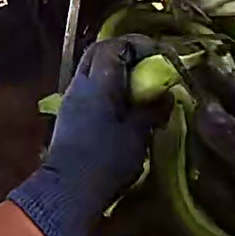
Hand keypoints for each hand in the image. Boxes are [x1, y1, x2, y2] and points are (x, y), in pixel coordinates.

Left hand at [9, 37, 158, 235]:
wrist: (68, 190)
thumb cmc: (105, 161)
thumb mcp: (137, 136)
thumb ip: (151, 110)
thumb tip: (166, 93)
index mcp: (98, 84)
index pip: (114, 47)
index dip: (138, 45)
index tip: (160, 55)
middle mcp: (80, 84)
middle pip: (99, 52)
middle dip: (124, 51)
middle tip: (148, 62)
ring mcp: (71, 98)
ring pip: (91, 68)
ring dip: (114, 68)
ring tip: (138, 82)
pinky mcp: (69, 113)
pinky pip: (89, 86)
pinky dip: (106, 85)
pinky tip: (121, 101)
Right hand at [192, 67, 234, 235]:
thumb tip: (199, 108)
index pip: (234, 90)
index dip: (208, 80)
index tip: (176, 68)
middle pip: (230, 121)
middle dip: (201, 122)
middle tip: (164, 120)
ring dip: (212, 159)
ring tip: (178, 159)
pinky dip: (228, 187)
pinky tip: (208, 195)